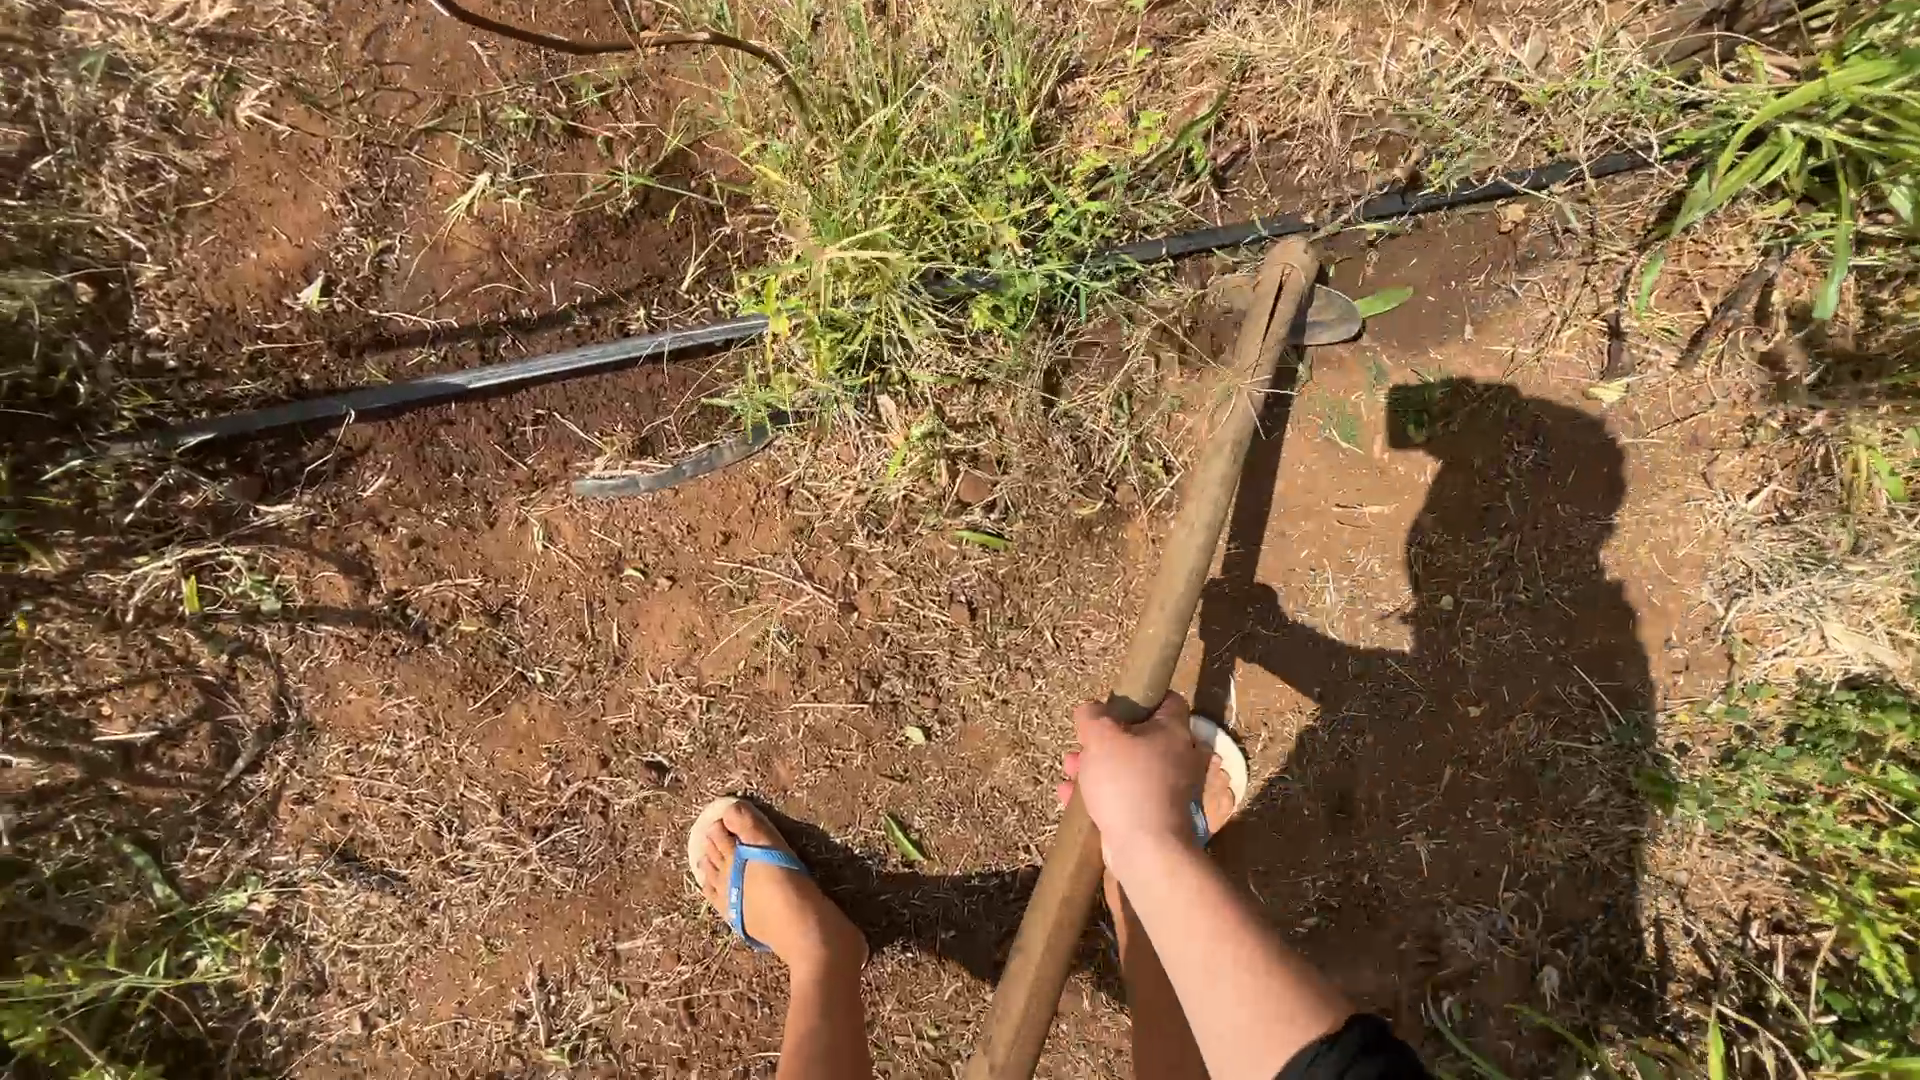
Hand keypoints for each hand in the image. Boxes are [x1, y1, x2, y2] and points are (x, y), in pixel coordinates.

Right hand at [1056, 692, 1205, 853]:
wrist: (1145, 849)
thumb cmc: (1127, 782)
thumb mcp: (1101, 737)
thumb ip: (1092, 716)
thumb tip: (1090, 710)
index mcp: (1172, 732)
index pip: (1168, 700)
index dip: (1142, 696)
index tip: (1115, 702)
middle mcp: (1174, 758)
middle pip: (1137, 735)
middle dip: (1103, 738)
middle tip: (1081, 741)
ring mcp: (1164, 789)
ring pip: (1125, 767)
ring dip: (1094, 765)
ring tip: (1069, 768)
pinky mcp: (1150, 815)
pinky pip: (1120, 795)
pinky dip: (1097, 793)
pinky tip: (1069, 795)